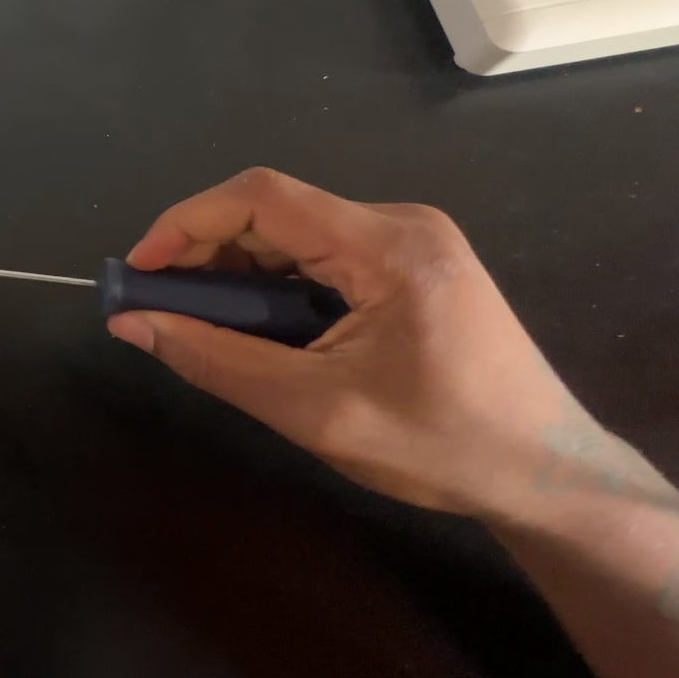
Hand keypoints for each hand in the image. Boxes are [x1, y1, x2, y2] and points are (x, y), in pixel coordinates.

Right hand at [107, 167, 625, 520]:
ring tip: (193, 317)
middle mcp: (398, 226)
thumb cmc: (439, 447)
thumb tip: (126, 323)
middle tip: (157, 301)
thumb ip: (210, 359)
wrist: (552, 480)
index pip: (262, 197)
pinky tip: (245, 321)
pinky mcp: (401, 264)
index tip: (140, 271)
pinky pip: (307, 253)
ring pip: (283, 231)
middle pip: (268, 210)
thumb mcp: (309, 409)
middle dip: (198, 250)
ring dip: (226, 268)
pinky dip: (259, 281)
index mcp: (390, 248)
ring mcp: (404, 242)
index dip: (186, 223)